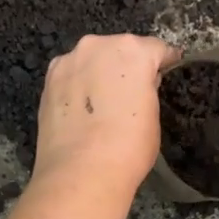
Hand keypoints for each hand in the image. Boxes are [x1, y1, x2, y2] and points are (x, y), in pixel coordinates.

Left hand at [33, 34, 180, 186]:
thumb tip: (141, 84)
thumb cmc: (128, 147)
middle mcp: (98, 46)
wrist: (81, 173)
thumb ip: (148, 91)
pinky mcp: (49, 80)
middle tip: (133, 92)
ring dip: (100, 74)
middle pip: (120, 50)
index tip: (169, 70)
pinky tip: (83, 111)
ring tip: (104, 103)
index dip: (165, 61)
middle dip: (128, 67)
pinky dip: (79, 87)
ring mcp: (69, 61)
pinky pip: (72, 76)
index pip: (156, 48)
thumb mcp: (153, 118)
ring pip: (92, 61)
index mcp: (132, 52)